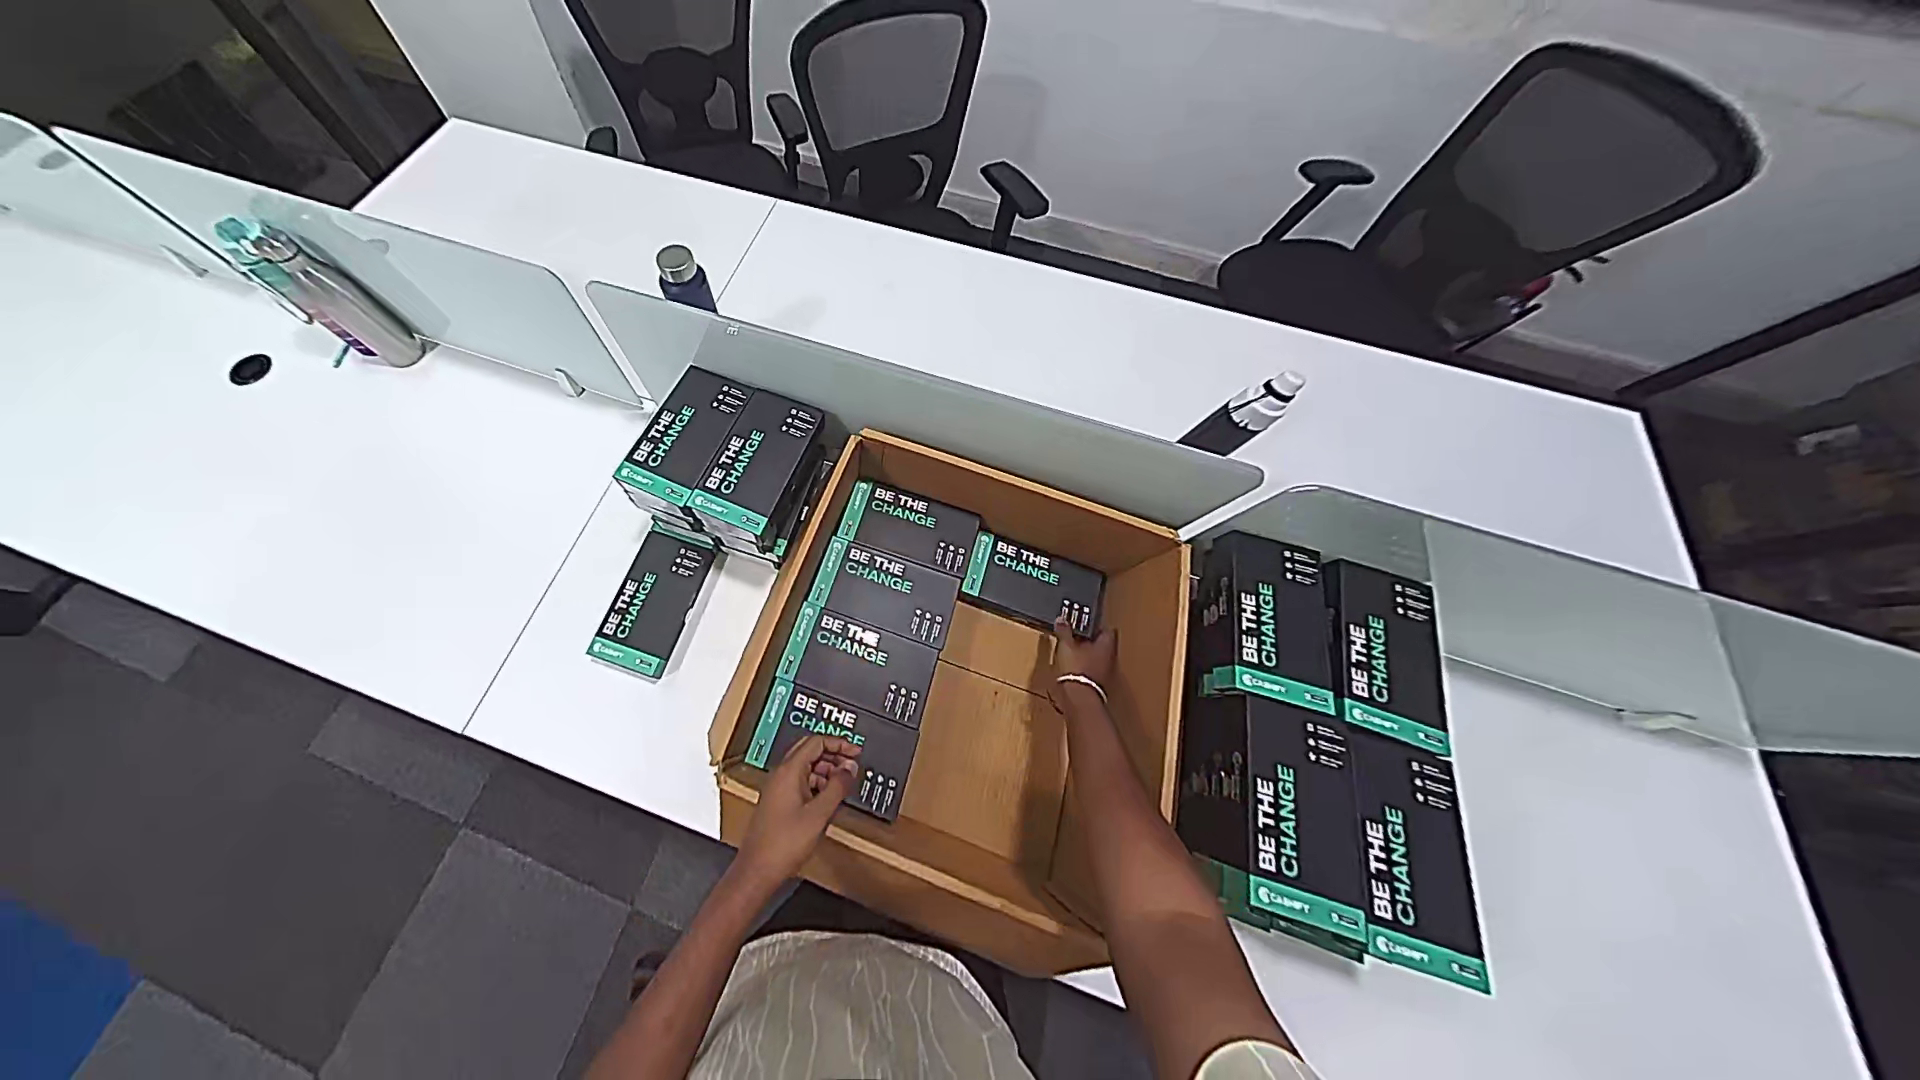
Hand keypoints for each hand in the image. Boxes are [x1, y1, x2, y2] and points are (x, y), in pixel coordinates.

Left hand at [736, 735, 859, 887]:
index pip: (817, 741)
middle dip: (834, 755)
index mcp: (789, 771)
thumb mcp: (819, 813)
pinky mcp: (779, 803)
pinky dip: (818, 784)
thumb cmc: (781, 845)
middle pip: (811, 751)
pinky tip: (828, 798)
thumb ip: (837, 786)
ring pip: (807, 767)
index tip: (855, 750)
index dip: (839, 743)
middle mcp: (781, 776)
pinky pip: (802, 782)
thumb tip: (849, 768)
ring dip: (827, 770)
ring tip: (843, 782)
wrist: (757, 871)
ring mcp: (778, 789)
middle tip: (851, 764)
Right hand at [1051, 616, 1115, 710]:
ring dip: (1088, 654)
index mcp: (1107, 644)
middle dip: (1091, 640)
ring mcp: (1107, 672)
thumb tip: (1061, 619)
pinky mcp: (1099, 684)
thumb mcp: (1066, 645)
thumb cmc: (1076, 667)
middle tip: (1076, 636)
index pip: (1107, 629)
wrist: (1078, 698)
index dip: (1096, 626)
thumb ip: (1064, 631)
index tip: (1084, 624)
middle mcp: (1111, 657)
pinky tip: (1073, 667)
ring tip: (1072, 651)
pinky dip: (1085, 667)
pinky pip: (1093, 670)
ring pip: (1098, 658)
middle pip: (1103, 644)